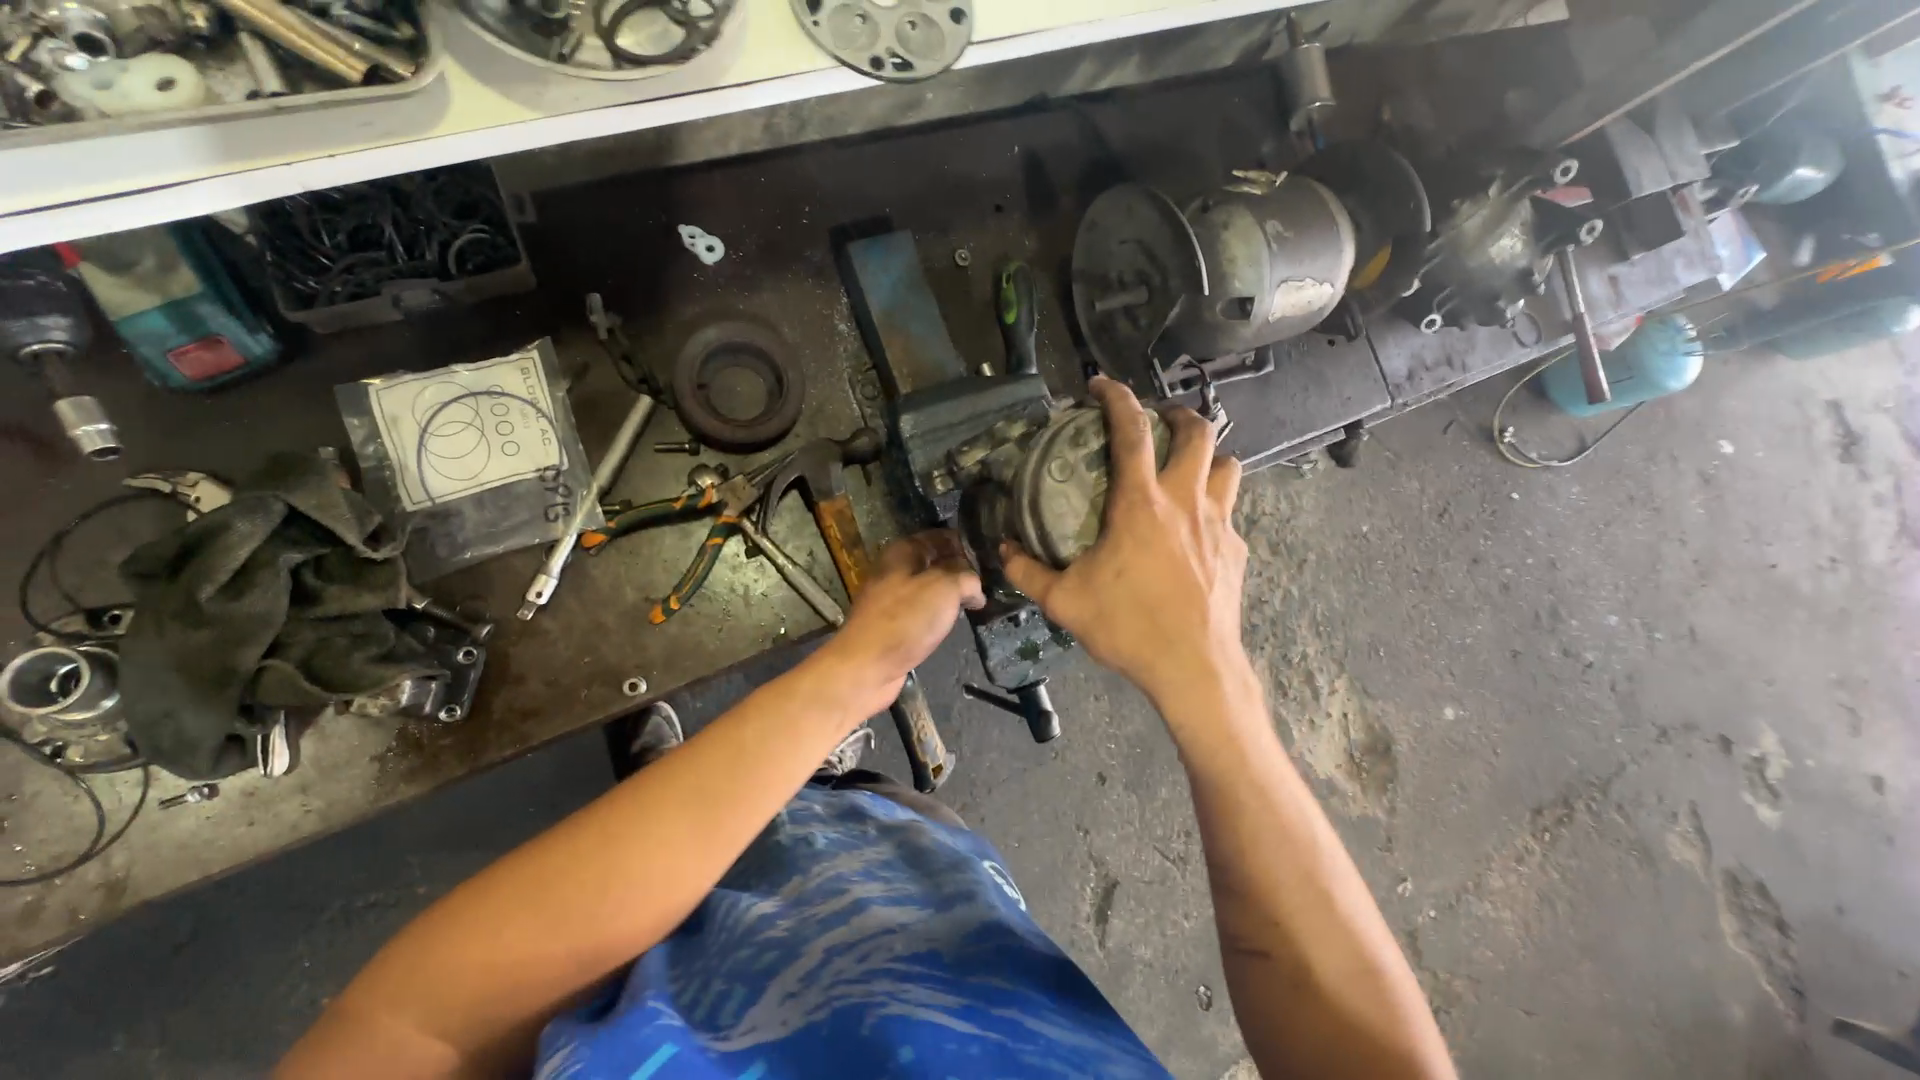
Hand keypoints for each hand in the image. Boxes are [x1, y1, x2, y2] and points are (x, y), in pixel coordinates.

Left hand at [818, 530, 984, 699]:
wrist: (867, 665)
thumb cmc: (906, 619)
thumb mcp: (945, 587)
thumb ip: (966, 578)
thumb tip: (975, 586)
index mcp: (903, 551)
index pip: (940, 537)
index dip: (965, 545)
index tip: (989, 558)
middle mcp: (895, 570)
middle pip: (935, 562)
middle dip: (962, 571)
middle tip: (990, 582)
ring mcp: (892, 598)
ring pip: (930, 588)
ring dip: (952, 594)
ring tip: (977, 603)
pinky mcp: (892, 624)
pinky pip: (922, 610)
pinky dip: (938, 614)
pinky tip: (953, 623)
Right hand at [1002, 376, 1249, 707]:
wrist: (1194, 668)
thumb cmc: (1129, 628)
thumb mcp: (1065, 601)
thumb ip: (1029, 571)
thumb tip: (1002, 550)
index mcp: (1141, 503)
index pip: (1131, 431)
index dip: (1116, 397)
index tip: (1101, 385)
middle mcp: (1186, 501)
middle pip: (1198, 432)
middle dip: (1178, 414)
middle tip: (1159, 420)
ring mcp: (1219, 524)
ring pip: (1228, 465)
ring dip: (1208, 456)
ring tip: (1187, 468)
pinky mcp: (1237, 551)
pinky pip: (1230, 512)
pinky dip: (1214, 507)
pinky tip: (1197, 532)